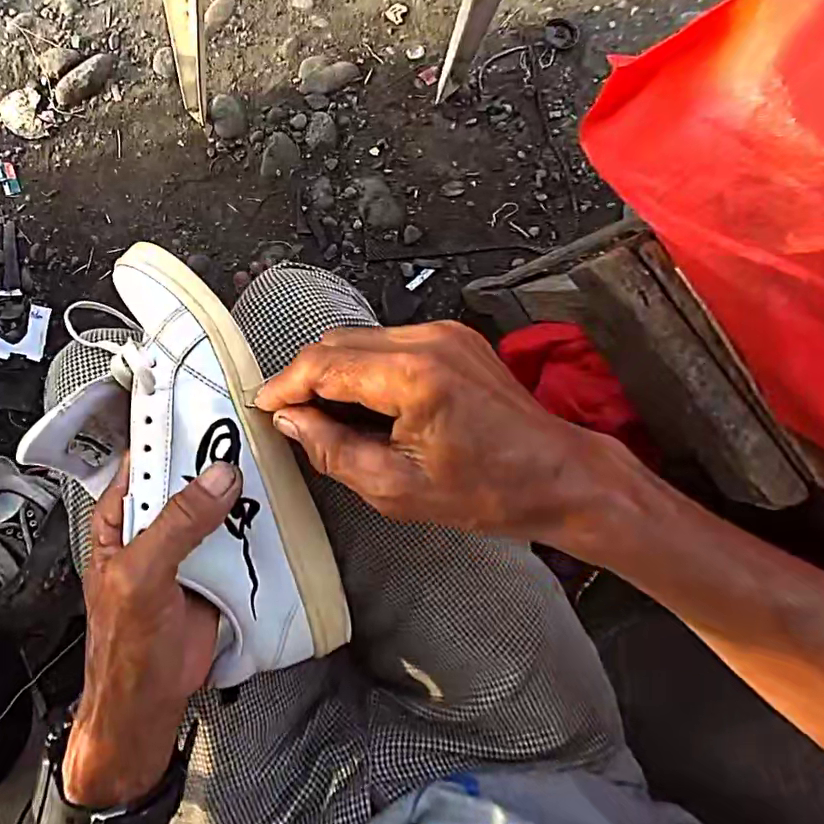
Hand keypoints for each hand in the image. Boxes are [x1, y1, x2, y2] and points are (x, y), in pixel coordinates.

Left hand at [62, 460, 236, 806]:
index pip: (140, 460)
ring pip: (213, 506)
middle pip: (184, 478)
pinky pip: (235, 538)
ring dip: (234, 493)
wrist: (147, 707)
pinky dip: (252, 527)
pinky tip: (265, 516)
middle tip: (239, 435)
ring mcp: (184, 549)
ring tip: (258, 469)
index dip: (163, 431)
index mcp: (120, 520)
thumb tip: (215, 480)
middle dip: (210, 460)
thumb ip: (177, 525)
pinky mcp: (213, 571)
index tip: (193, 404)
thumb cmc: (123, 651)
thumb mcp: (142, 576)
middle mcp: (151, 528)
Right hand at [254, 323, 630, 549]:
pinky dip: (360, 369)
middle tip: (289, 416)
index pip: (323, 364)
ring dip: (330, 373)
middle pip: (335, 344)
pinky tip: (360, 403)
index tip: (265, 405)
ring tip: (324, 415)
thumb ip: (331, 450)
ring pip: (356, 340)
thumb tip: (293, 422)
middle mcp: (428, 341)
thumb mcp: (396, 489)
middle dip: (303, 378)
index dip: (284, 385)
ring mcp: (442, 334)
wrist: (559, 475)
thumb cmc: (493, 490)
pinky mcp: (450, 338)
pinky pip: (384, 343)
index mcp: (415, 377)